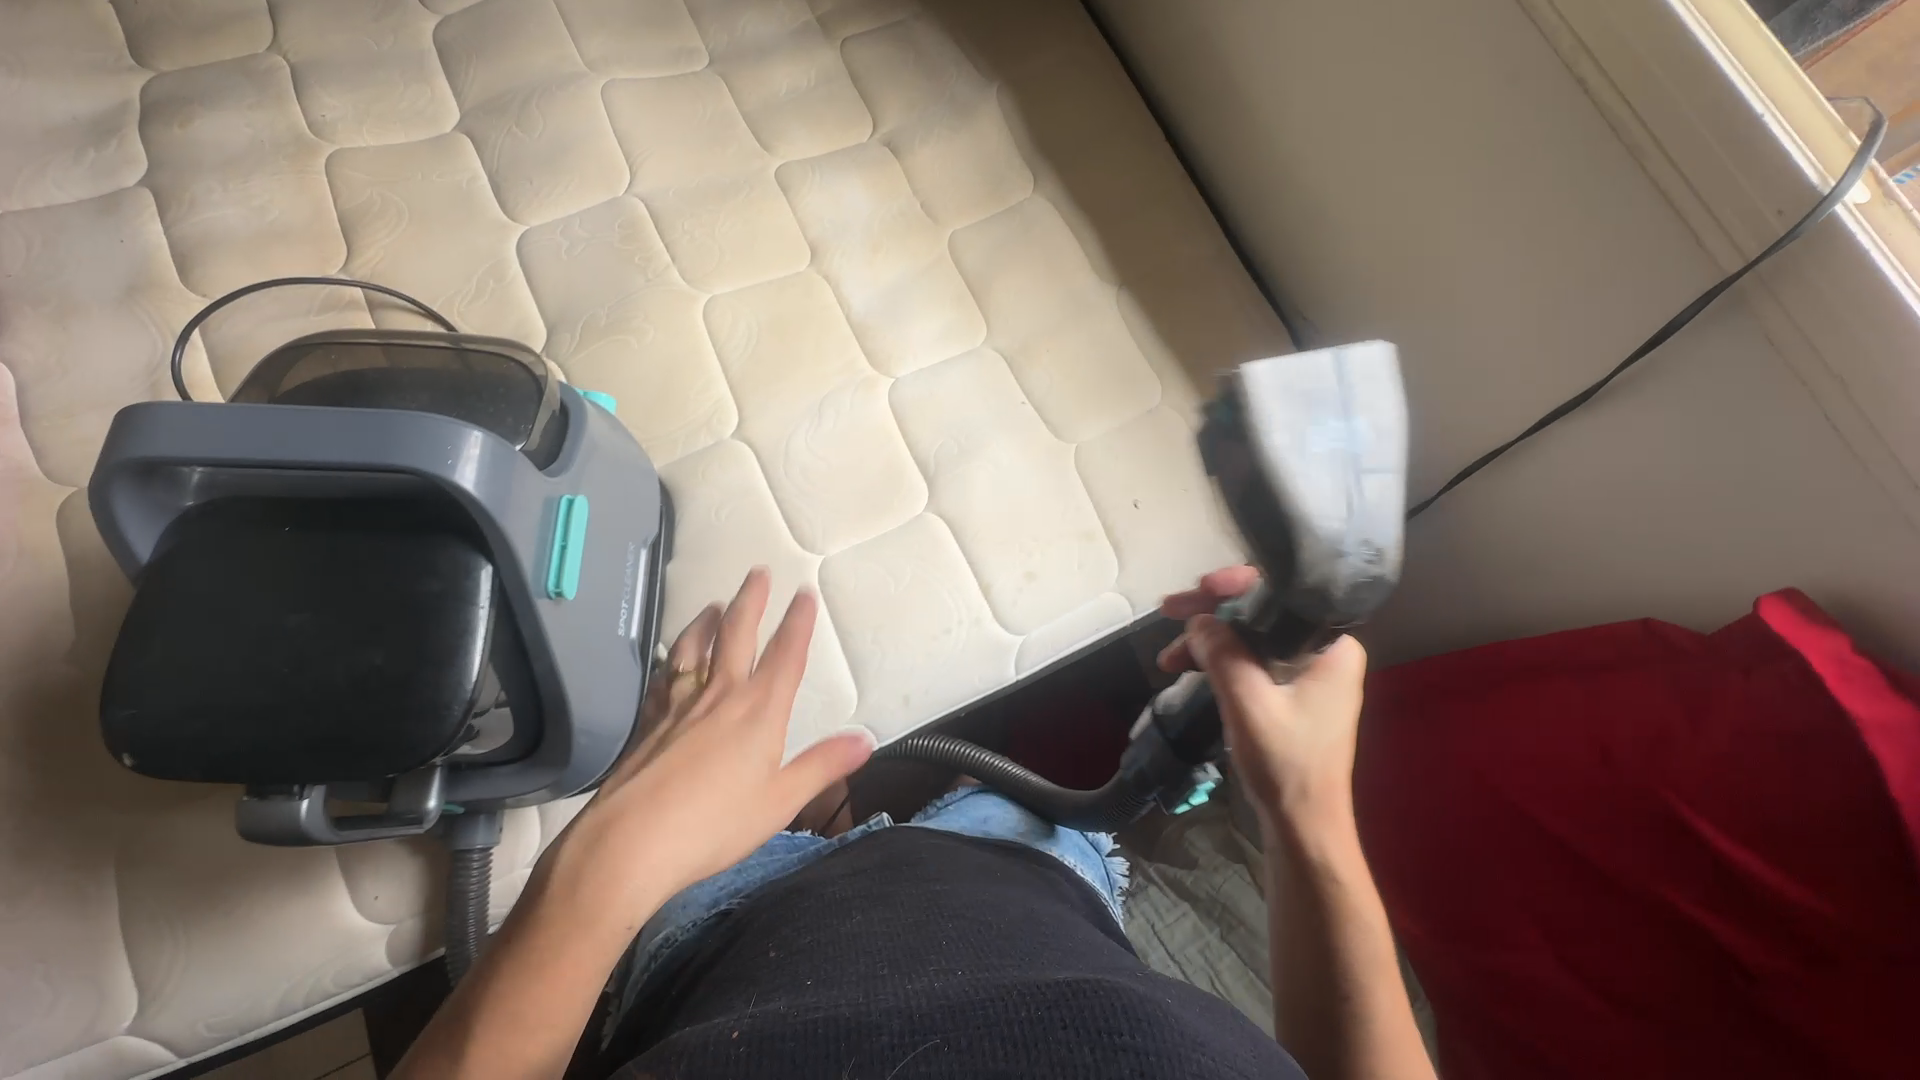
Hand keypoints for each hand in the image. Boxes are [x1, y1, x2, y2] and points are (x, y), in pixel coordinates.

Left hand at [550, 568, 874, 908]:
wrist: (629, 844)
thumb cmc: (715, 825)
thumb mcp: (781, 800)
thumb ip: (823, 765)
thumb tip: (866, 738)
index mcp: (759, 711)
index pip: (786, 655)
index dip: (798, 622)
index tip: (804, 593)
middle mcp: (720, 696)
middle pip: (737, 635)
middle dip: (752, 601)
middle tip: (759, 572)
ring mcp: (679, 706)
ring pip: (694, 648)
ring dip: (707, 621)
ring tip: (714, 605)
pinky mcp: (648, 723)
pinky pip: (665, 678)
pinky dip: (673, 659)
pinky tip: (671, 661)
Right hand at [1158, 567, 1367, 836]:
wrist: (1303, 824)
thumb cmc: (1287, 763)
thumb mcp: (1248, 702)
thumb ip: (1223, 653)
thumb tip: (1197, 619)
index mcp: (1331, 646)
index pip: (1282, 591)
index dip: (1236, 584)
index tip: (1199, 588)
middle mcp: (1324, 652)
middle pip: (1262, 611)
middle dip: (1212, 611)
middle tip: (1169, 611)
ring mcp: (1307, 674)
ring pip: (1251, 636)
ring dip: (1208, 640)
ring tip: (1168, 656)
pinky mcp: (1290, 694)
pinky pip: (1251, 661)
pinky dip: (1218, 661)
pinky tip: (1186, 669)